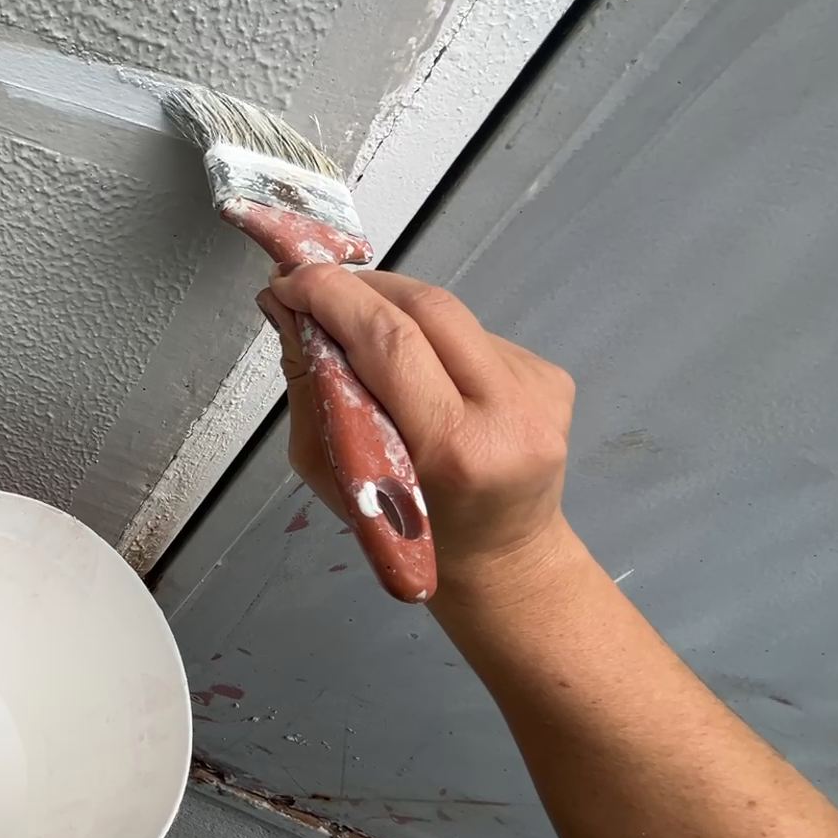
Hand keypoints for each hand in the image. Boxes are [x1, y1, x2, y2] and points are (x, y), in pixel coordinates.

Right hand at [260, 265, 574, 594]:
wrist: (501, 554)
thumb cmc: (401, 527)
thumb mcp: (330, 468)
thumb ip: (312, 387)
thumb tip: (288, 314)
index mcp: (453, 448)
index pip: (389, 341)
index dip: (332, 296)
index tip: (288, 282)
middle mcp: (509, 410)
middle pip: (424, 307)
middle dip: (354, 286)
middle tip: (306, 287)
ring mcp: (539, 389)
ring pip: (445, 310)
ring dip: (383, 302)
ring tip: (345, 319)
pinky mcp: (549, 375)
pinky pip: (465, 330)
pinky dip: (419, 329)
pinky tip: (406, 359)